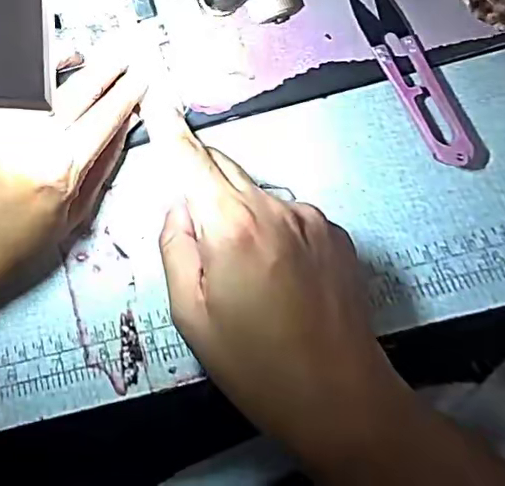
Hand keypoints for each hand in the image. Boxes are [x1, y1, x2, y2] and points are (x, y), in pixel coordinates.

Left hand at [0, 58, 147, 303]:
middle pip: (77, 89)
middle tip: (120, 59)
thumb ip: (100, 166)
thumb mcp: (71, 215)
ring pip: (39, 76)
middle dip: (105, 69)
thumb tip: (121, 128)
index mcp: (57, 168)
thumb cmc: (10, 242)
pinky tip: (39, 70)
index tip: (137, 80)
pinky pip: (7, 82)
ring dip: (64, 61)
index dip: (126, 94)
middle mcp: (26, 138)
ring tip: (79, 56)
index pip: (103, 116)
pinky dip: (28, 72)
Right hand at [148, 98, 413, 463]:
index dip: (167, 126)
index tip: (156, 97)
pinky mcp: (334, 233)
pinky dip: (270, 227)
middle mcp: (273, 209)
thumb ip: (173, 245)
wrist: (348, 407)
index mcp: (230, 225)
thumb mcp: (190, 313)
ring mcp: (309, 218)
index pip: (189, 158)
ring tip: (245, 272)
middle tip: (198, 234)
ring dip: (237, 212)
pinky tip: (278, 274)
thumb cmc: (259, 366)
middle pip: (221, 167)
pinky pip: (285, 212)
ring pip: (252, 193)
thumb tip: (179, 209)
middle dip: (200, 183)